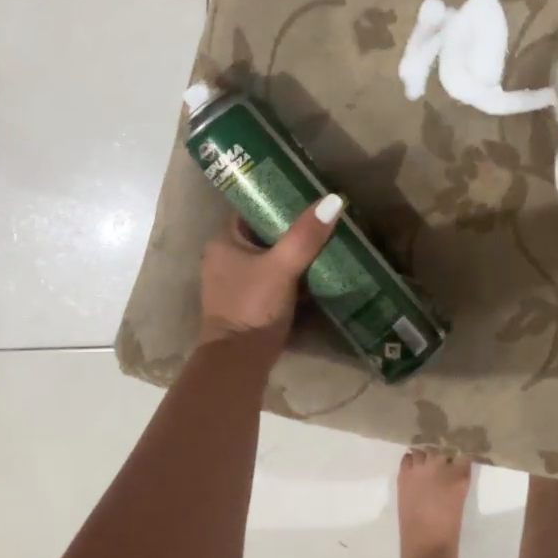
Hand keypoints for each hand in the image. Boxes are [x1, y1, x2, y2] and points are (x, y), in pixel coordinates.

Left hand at [198, 194, 343, 353]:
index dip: (279, 200)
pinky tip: (320, 270)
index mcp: (224, 243)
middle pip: (265, 233)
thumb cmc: (253, 307)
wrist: (239, 363)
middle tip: (325, 217)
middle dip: (294, 228)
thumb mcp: (282, 266)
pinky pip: (277, 278)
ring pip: (272, 257)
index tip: (309, 194)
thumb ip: (306, 235)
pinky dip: (295, 273)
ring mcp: (237, 283)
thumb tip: (333, 199)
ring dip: (296, 252)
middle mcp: (225, 259)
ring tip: (328, 239)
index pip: (252, 209)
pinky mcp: (251, 303)